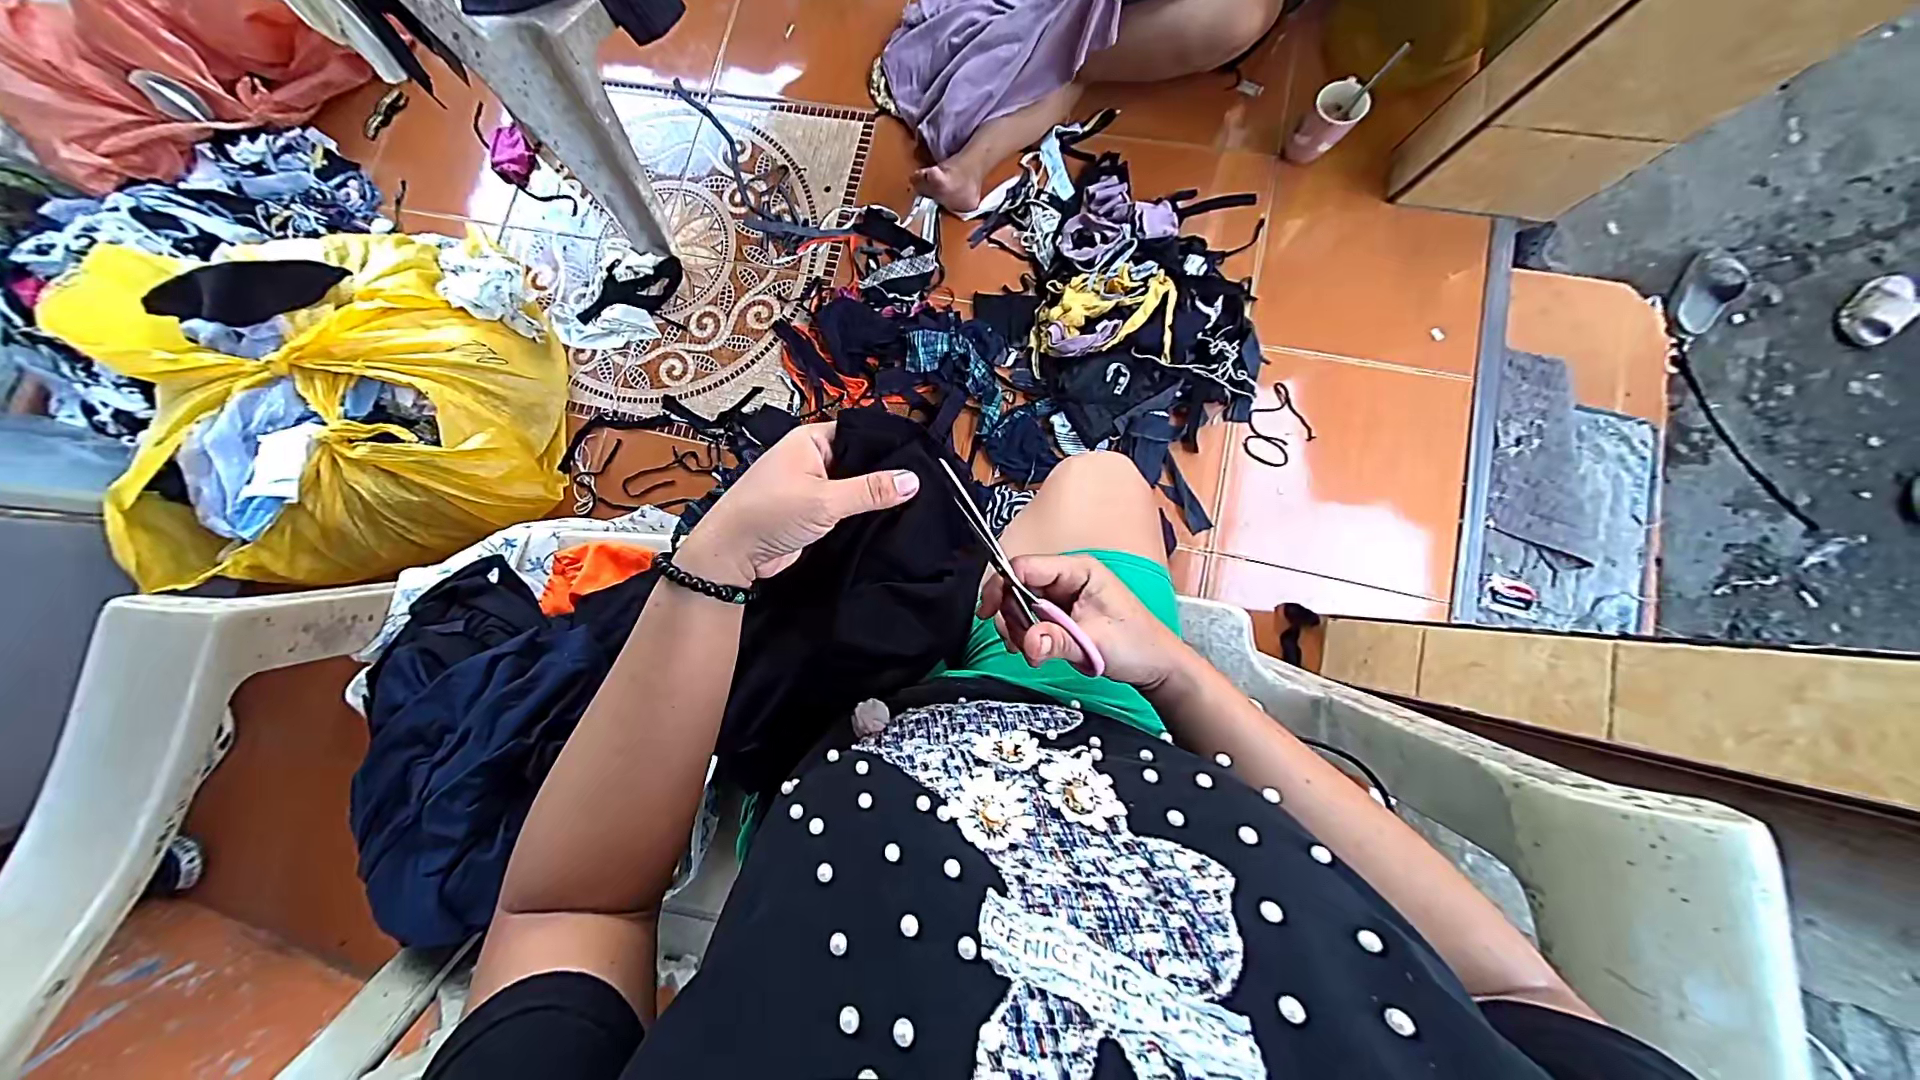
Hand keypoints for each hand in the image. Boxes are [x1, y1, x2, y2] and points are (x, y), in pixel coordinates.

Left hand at [674, 422, 919, 585]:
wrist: (733, 554)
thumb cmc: (764, 514)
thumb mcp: (825, 500)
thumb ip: (870, 491)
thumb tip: (910, 480)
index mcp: (809, 440)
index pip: (858, 432)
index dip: (885, 445)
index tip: (915, 459)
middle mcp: (810, 459)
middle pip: (858, 460)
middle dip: (880, 475)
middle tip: (912, 485)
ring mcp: (811, 486)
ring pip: (852, 486)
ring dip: (868, 497)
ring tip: (902, 502)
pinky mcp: (812, 511)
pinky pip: (844, 507)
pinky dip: (858, 513)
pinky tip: (880, 519)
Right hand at [977, 554, 1196, 689]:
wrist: (1157, 665)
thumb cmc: (1139, 644)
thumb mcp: (1097, 643)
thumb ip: (1059, 641)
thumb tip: (1028, 641)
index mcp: (1079, 570)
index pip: (1025, 567)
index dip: (1001, 586)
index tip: (989, 612)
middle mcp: (1067, 577)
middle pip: (1016, 586)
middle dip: (1012, 617)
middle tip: (1023, 643)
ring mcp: (1063, 595)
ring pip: (1019, 604)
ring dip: (1019, 630)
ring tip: (1036, 651)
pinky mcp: (1060, 612)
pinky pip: (1030, 618)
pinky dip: (1027, 635)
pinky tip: (1037, 649)